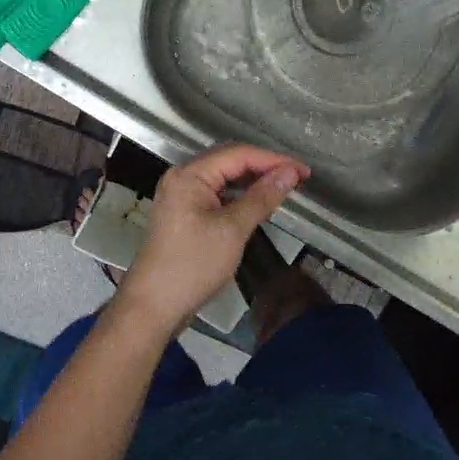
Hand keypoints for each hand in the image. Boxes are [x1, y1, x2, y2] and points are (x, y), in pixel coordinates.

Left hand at [115, 145, 308, 333]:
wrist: (155, 305)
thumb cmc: (193, 265)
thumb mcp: (232, 230)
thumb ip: (262, 197)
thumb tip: (290, 172)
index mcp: (189, 175)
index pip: (237, 154)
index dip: (273, 160)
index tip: (303, 171)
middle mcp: (181, 178)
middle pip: (228, 162)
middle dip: (263, 167)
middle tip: (297, 178)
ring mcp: (180, 197)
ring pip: (222, 179)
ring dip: (251, 182)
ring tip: (283, 189)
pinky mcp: (183, 215)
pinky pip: (215, 195)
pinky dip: (237, 197)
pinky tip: (257, 204)